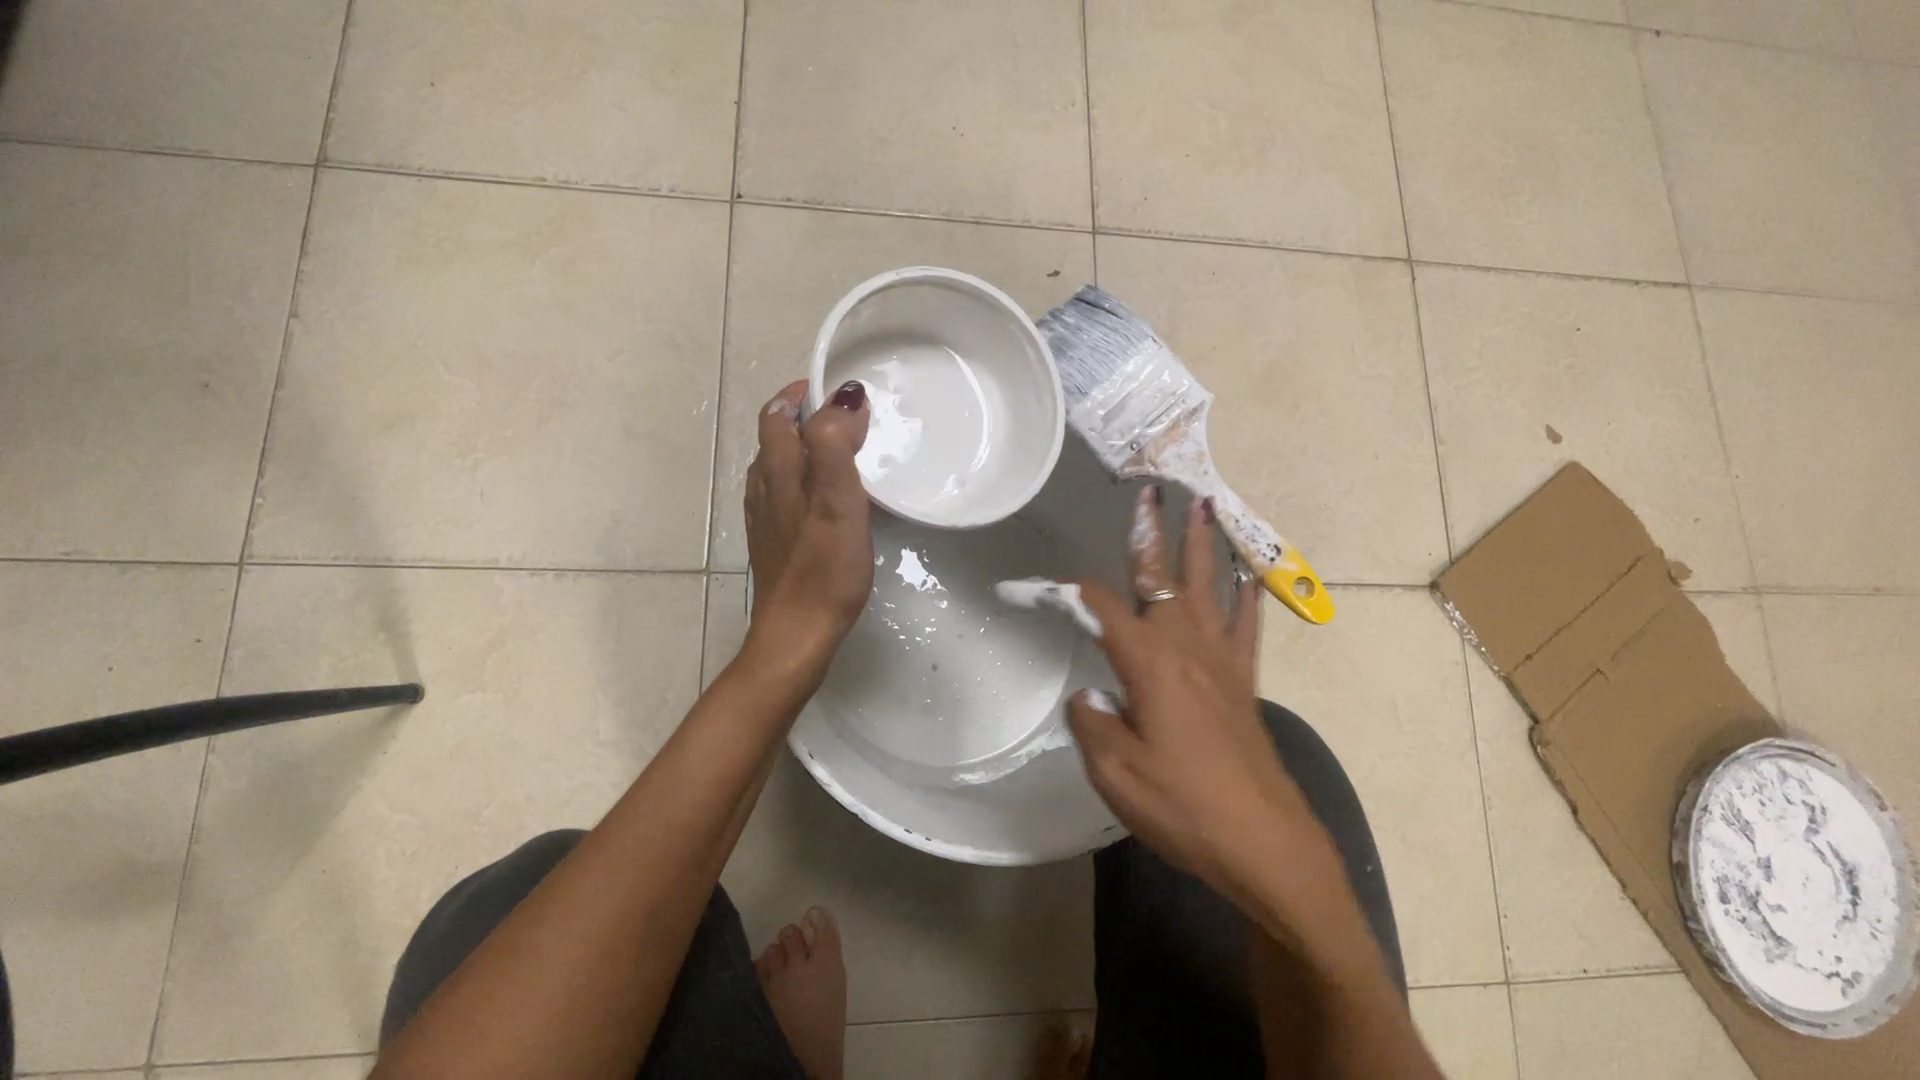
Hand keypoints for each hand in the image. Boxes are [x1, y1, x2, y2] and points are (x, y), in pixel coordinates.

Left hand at [742, 379, 873, 671]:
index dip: (802, 394)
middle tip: (849, 418)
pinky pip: (785, 495)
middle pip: (776, 438)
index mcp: (778, 472)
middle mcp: (764, 488)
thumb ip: (835, 445)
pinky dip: (806, 481)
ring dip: (806, 450)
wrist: (797, 634)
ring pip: (779, 467)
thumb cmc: (824, 569)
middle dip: (806, 418)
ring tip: (844, 452)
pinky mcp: (774, 542)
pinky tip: (829, 500)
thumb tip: (843, 397)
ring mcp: (766, 518)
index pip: (777, 413)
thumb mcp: (838, 501)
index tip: (838, 391)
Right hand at [1068, 489, 1340, 910]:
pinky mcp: (1244, 686)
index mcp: (1150, 662)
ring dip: (1202, 546)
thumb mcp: (1115, 771)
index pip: (1094, 608)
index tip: (1017, 589)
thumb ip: (1093, 723)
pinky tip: (1251, 579)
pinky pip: (1246, 629)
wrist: (1264, 844)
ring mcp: (1222, 665)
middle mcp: (1188, 649)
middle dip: (1150, 533)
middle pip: (1162, 578)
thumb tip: (1091, 697)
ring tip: (1203, 508)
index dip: (1055, 592)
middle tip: (1149, 492)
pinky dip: (1247, 599)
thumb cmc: (1184, 807)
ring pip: (1209, 589)